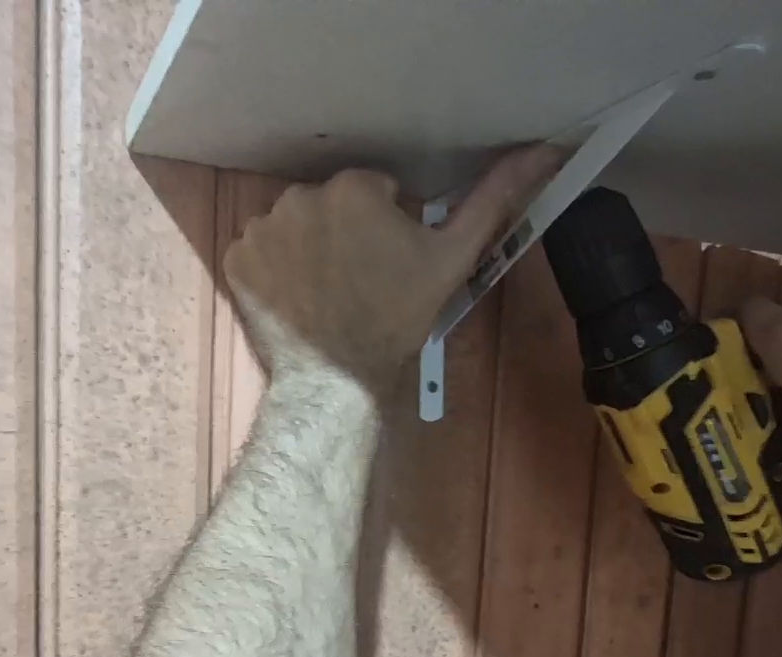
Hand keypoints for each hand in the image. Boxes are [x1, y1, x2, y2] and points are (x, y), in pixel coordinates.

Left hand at [223, 146, 561, 397]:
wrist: (336, 380)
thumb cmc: (396, 321)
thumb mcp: (452, 261)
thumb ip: (492, 201)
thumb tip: (544, 152)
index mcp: (354, 188)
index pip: (372, 192)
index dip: (383, 226)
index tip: (385, 264)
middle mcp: (300, 197)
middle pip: (328, 205)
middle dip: (342, 233)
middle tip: (356, 281)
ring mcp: (262, 230)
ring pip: (292, 225)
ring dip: (305, 248)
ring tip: (323, 293)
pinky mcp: (236, 260)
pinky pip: (258, 251)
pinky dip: (272, 270)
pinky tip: (293, 300)